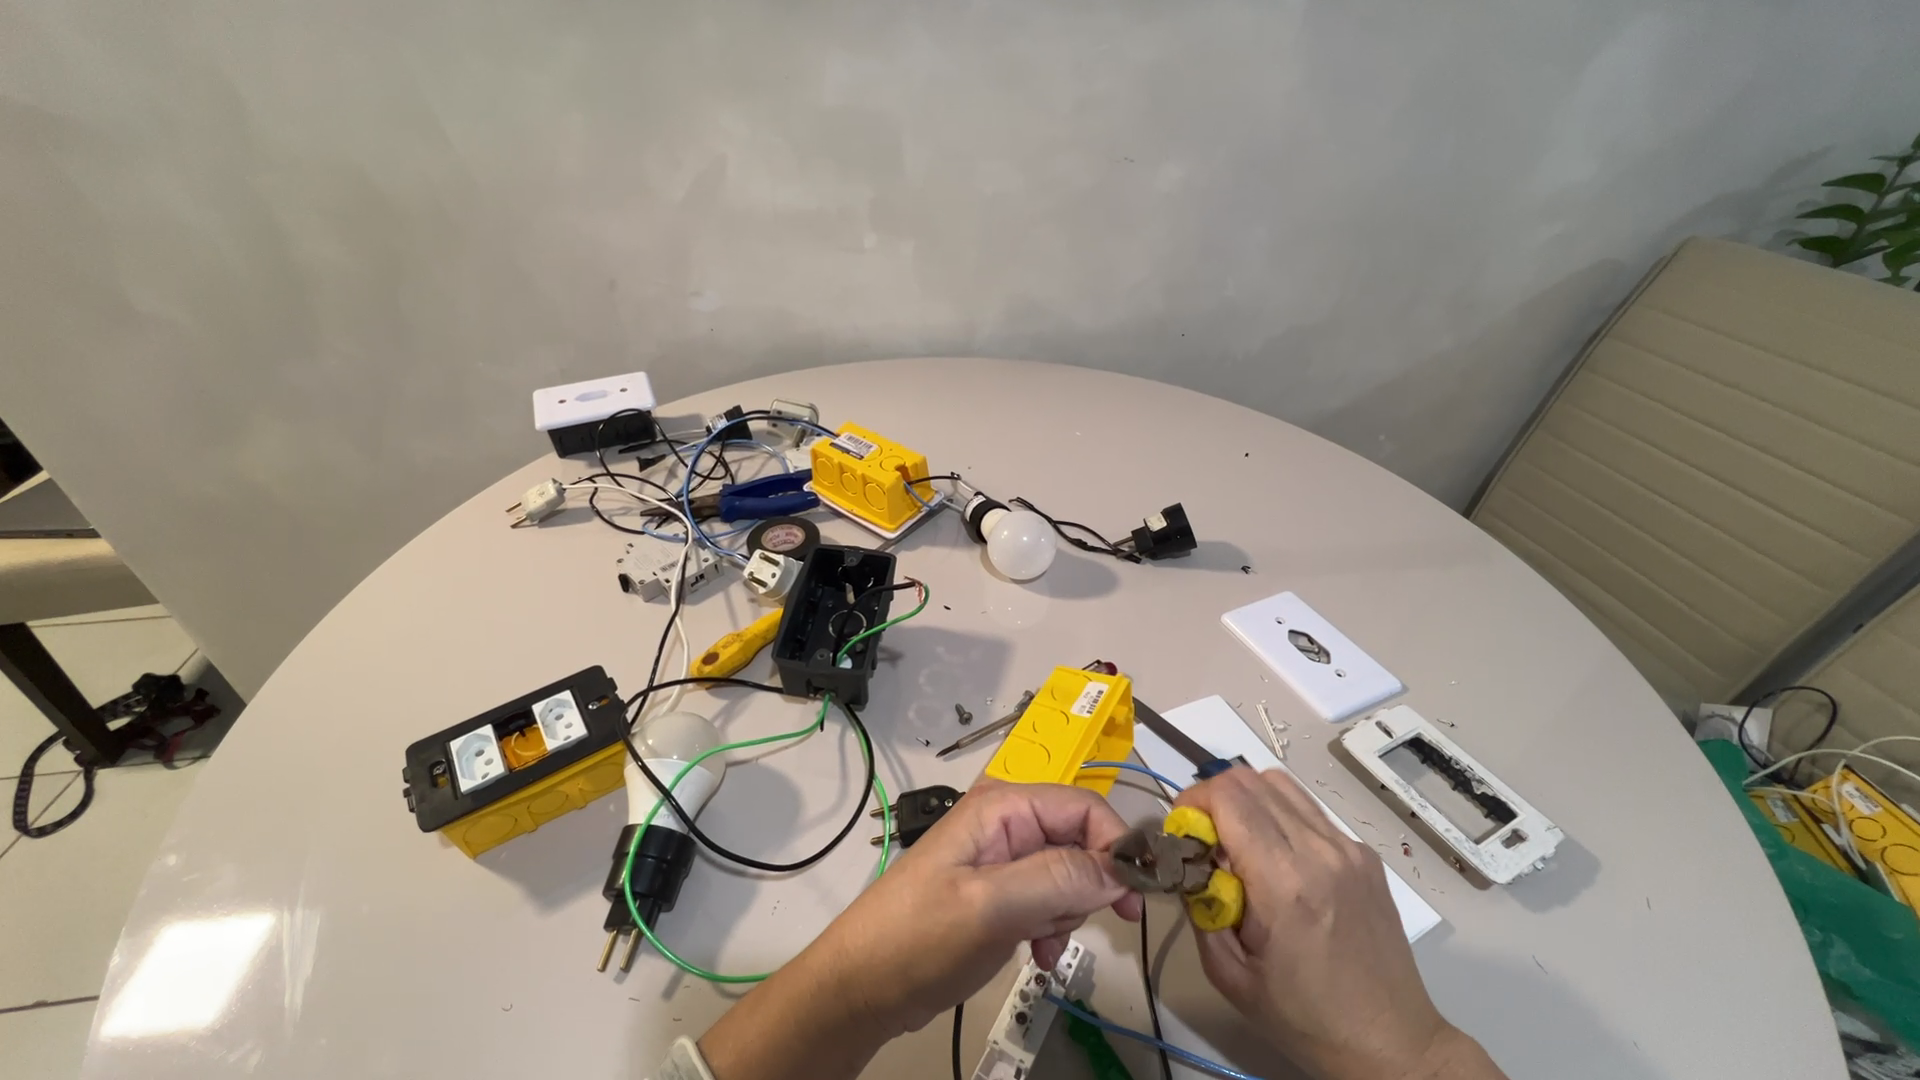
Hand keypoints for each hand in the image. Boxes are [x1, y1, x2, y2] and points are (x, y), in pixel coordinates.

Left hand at [814, 778, 1143, 1032]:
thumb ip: (1057, 879)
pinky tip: (1037, 955)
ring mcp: (1001, 859)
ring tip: (1042, 944)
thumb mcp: (991, 907)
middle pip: (1079, 840)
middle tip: (1085, 924)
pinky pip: (1047, 900)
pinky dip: (1051, 928)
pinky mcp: (998, 892)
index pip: (1082, 806)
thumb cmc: (920, 937)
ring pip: (1068, 875)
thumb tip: (1121, 867)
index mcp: (1002, 807)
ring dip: (1067, 913)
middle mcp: (1005, 823)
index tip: (1138, 894)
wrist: (864, 985)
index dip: (1116, 845)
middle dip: (1089, 885)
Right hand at [1179, 768, 1504, 1079]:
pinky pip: (1308, 811)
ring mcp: (1348, 848)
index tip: (1182, 833)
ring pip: (1279, 784)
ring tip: (1237, 843)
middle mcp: (1319, 851)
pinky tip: (1278, 860)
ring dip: (1246, 801)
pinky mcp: (1364, 854)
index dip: (1192, 802)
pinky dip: (1278, 817)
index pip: (1227, 797)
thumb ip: (1199, 905)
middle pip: (1249, 780)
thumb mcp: (1228, 973)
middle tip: (1203, 838)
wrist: (1391, 1044)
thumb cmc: (1303, 1018)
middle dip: (1213, 798)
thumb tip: (1187, 859)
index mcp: (1283, 882)